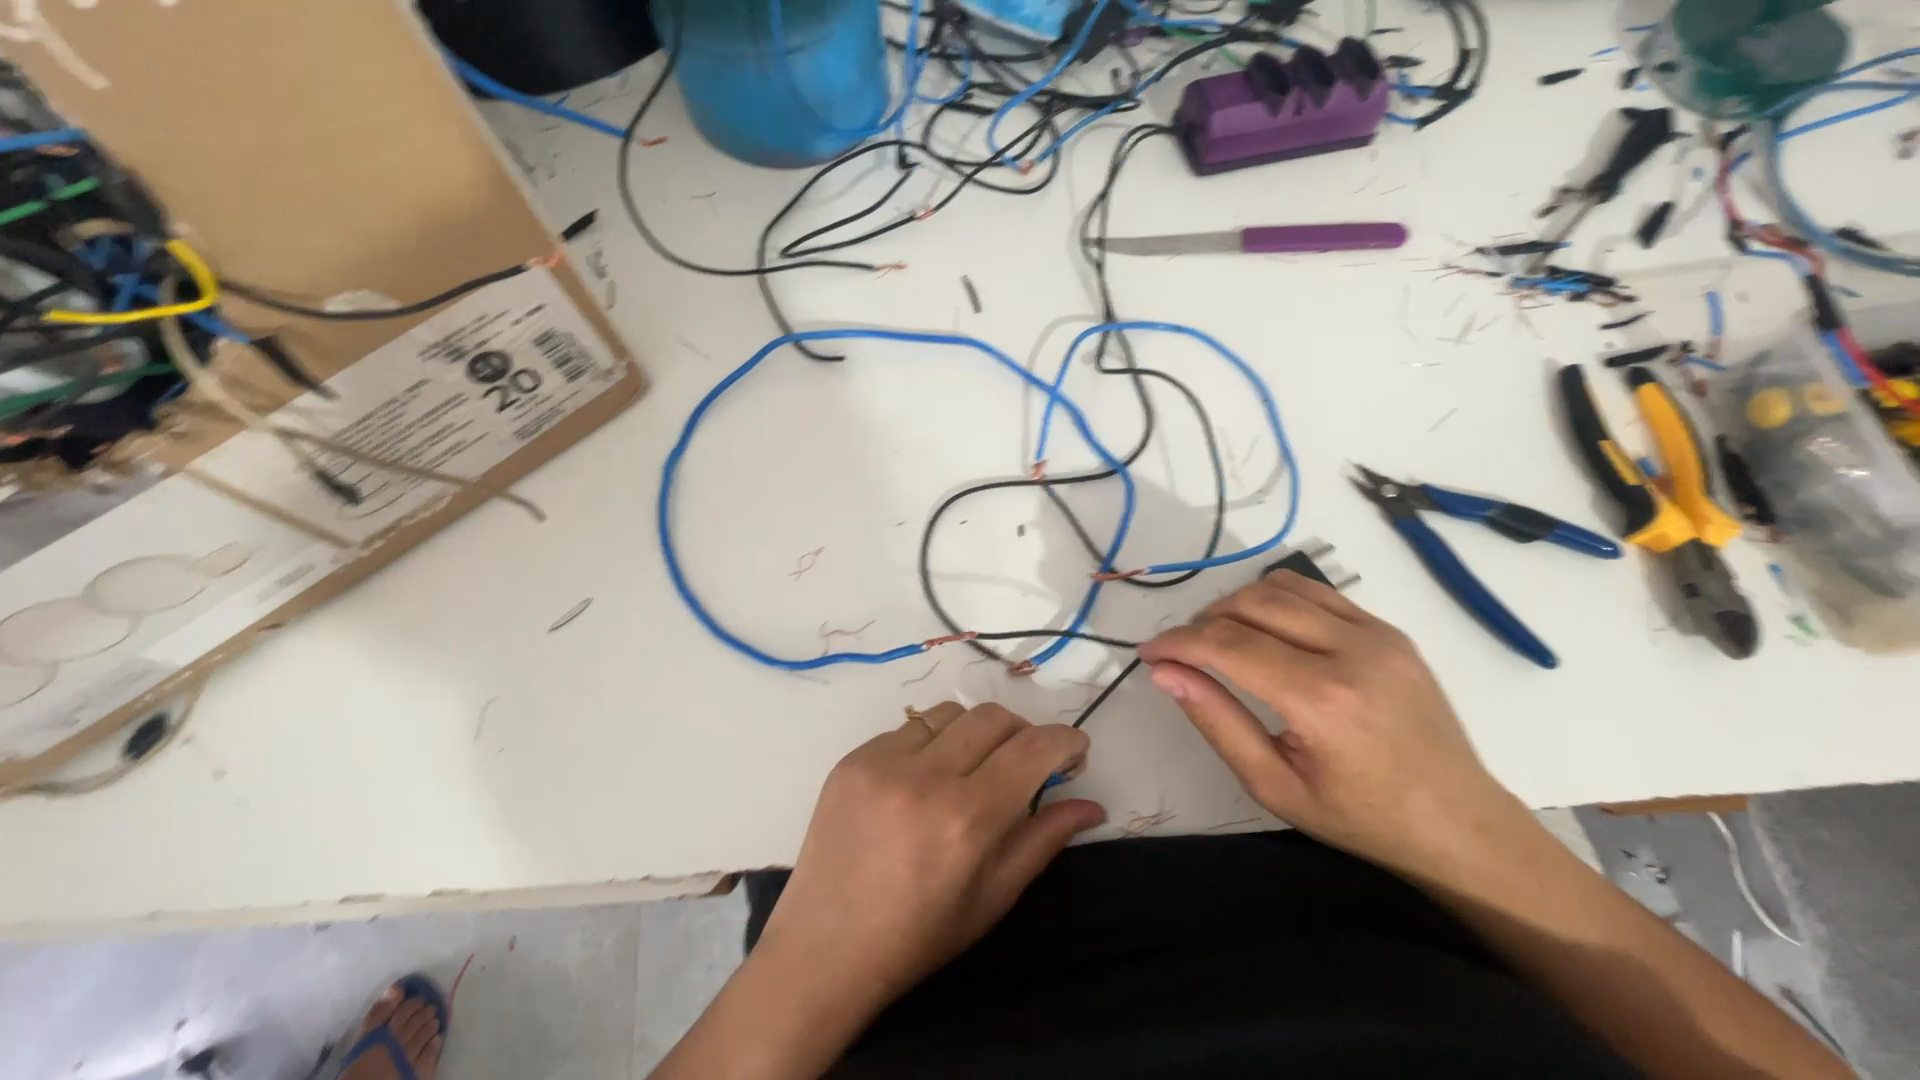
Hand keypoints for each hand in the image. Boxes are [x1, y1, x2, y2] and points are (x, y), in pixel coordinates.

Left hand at [757, 702, 1105, 1011]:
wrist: (826, 949)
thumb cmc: (919, 936)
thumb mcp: (994, 897)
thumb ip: (1044, 840)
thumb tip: (1091, 805)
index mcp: (968, 818)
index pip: (1034, 748)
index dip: (1066, 741)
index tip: (1075, 753)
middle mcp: (926, 778)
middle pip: (993, 717)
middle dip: (1023, 733)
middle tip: (1026, 764)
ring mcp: (882, 763)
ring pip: (949, 713)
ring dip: (975, 732)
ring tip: (973, 768)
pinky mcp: (852, 760)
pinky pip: (907, 730)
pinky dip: (930, 744)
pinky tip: (924, 781)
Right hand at [1138, 570, 1528, 878]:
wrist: (1456, 821)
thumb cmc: (1359, 818)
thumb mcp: (1274, 785)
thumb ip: (1216, 721)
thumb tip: (1166, 673)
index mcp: (1322, 701)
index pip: (1228, 645)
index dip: (1178, 642)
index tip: (1148, 654)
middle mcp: (1353, 652)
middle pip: (1252, 603)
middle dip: (1202, 621)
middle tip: (1181, 653)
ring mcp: (1378, 634)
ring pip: (1283, 587)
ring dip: (1237, 604)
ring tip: (1219, 640)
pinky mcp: (1391, 630)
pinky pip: (1318, 593)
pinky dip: (1278, 602)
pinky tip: (1267, 633)